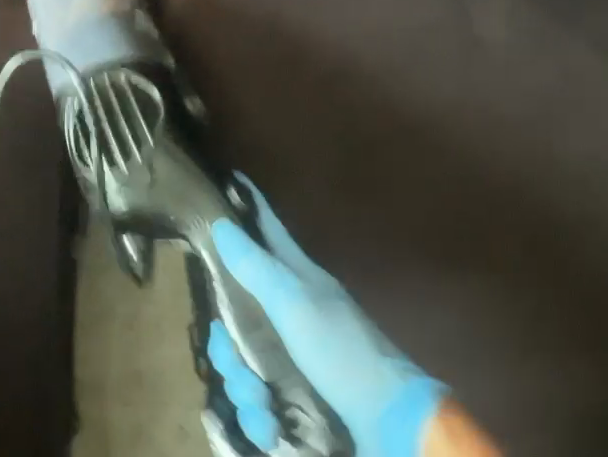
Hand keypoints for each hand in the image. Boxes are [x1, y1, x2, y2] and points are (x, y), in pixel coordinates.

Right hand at [209, 178, 447, 455]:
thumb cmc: (342, 352)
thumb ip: (256, 265)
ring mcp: (293, 358)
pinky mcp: (293, 398)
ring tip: (262, 405)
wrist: (387, 424)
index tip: (230, 181)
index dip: (250, 210)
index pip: (268, 232)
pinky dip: (257, 415)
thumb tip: (220, 221)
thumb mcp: (296, 304)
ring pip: (240, 358)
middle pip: (236, 309)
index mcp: (298, 281)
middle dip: (227, 341)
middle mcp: (292, 314)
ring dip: (242, 386)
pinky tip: (269, 425)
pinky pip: (254, 399)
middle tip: (233, 358)